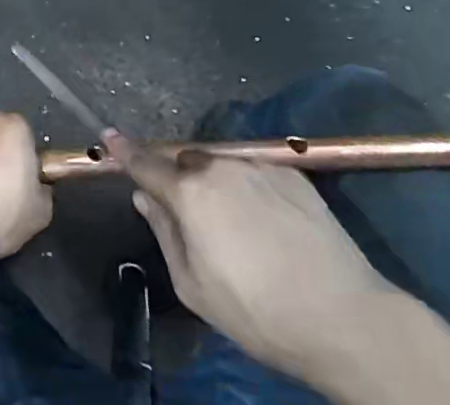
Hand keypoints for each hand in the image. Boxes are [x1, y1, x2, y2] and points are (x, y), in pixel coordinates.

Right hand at [106, 130, 395, 381]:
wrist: (342, 313)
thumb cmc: (256, 310)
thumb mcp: (194, 285)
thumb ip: (164, 231)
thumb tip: (144, 196)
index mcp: (191, 193)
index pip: (147, 163)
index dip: (123, 150)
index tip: (107, 135)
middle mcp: (221, 167)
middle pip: (185, 161)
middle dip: (175, 174)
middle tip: (182, 208)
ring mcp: (260, 165)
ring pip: (221, 163)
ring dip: (212, 180)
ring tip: (229, 220)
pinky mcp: (292, 172)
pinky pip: (254, 171)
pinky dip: (246, 186)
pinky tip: (265, 221)